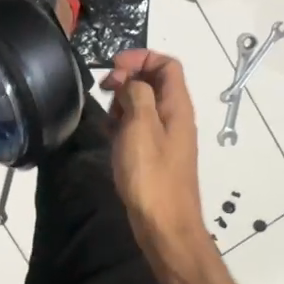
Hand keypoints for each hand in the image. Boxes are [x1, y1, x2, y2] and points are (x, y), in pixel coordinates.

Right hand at [105, 49, 207, 252]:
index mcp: (177, 106)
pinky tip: (109, 136)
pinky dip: (122, 124)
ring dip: (122, 102)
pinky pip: (138, 126)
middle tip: (106, 91)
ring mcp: (166, 136)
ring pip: (143, 103)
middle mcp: (175, 117)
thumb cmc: (152, 175)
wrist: (164, 227)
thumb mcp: (140, 127)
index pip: (167, 64)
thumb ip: (136, 94)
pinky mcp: (154, 154)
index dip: (141, 57)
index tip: (114, 67)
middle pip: (154, 81)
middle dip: (127, 78)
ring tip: (107, 118)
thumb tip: (130, 81)